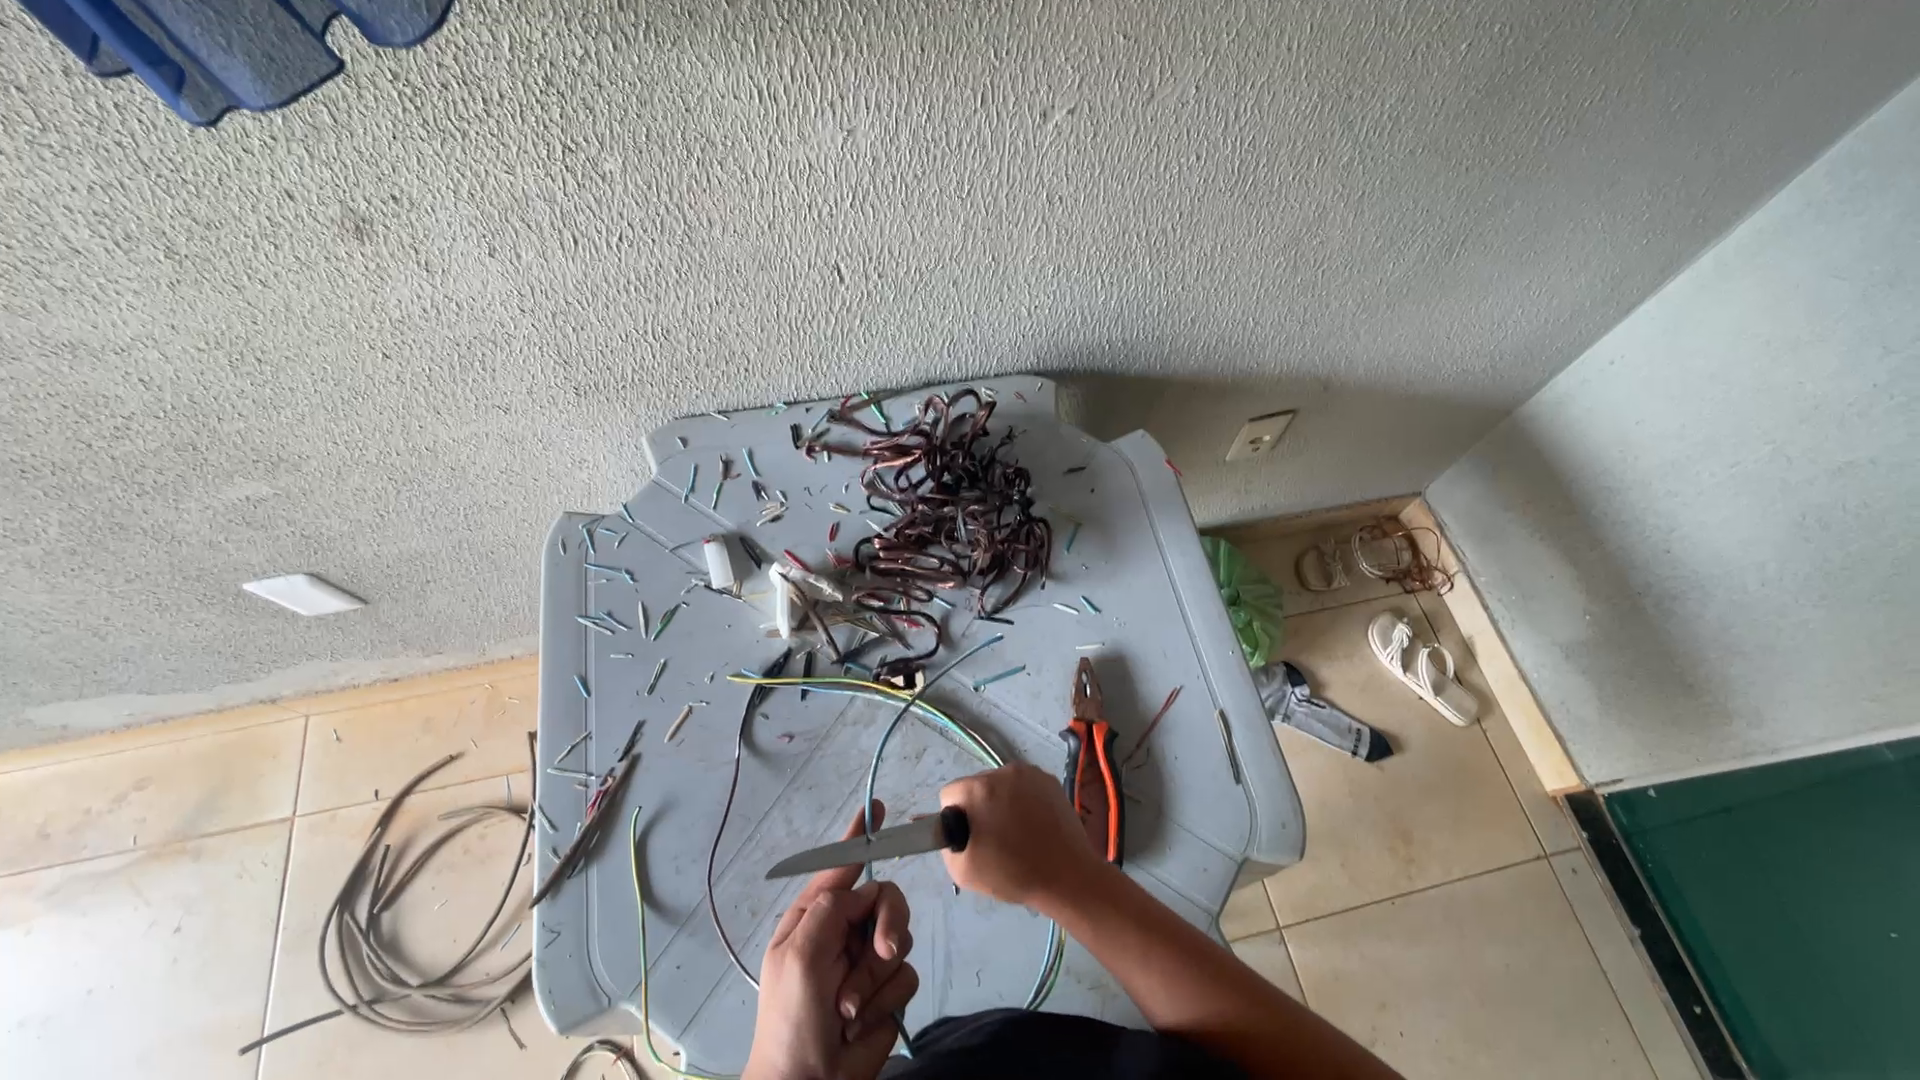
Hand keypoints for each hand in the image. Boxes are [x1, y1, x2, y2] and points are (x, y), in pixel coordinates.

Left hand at [744, 801, 918, 1079]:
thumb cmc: (792, 1019)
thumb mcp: (800, 957)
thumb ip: (831, 910)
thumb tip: (861, 888)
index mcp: (813, 917)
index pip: (839, 868)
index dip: (858, 838)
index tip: (876, 809)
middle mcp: (842, 932)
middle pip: (884, 899)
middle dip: (887, 925)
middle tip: (882, 952)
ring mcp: (866, 962)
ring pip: (899, 939)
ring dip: (874, 980)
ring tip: (848, 1010)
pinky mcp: (887, 991)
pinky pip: (905, 976)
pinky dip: (884, 1001)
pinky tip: (861, 1023)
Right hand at [938, 764, 1106, 911]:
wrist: (1068, 876)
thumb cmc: (1013, 874)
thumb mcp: (962, 870)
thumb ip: (945, 842)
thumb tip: (949, 827)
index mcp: (979, 789)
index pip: (949, 795)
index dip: (955, 818)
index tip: (971, 839)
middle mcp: (1003, 771)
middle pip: (975, 786)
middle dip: (978, 808)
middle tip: (994, 839)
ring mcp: (1030, 773)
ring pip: (1000, 785)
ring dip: (1000, 802)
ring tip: (1017, 833)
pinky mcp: (1049, 780)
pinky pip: (1023, 786)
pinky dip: (1022, 800)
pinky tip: (1034, 825)